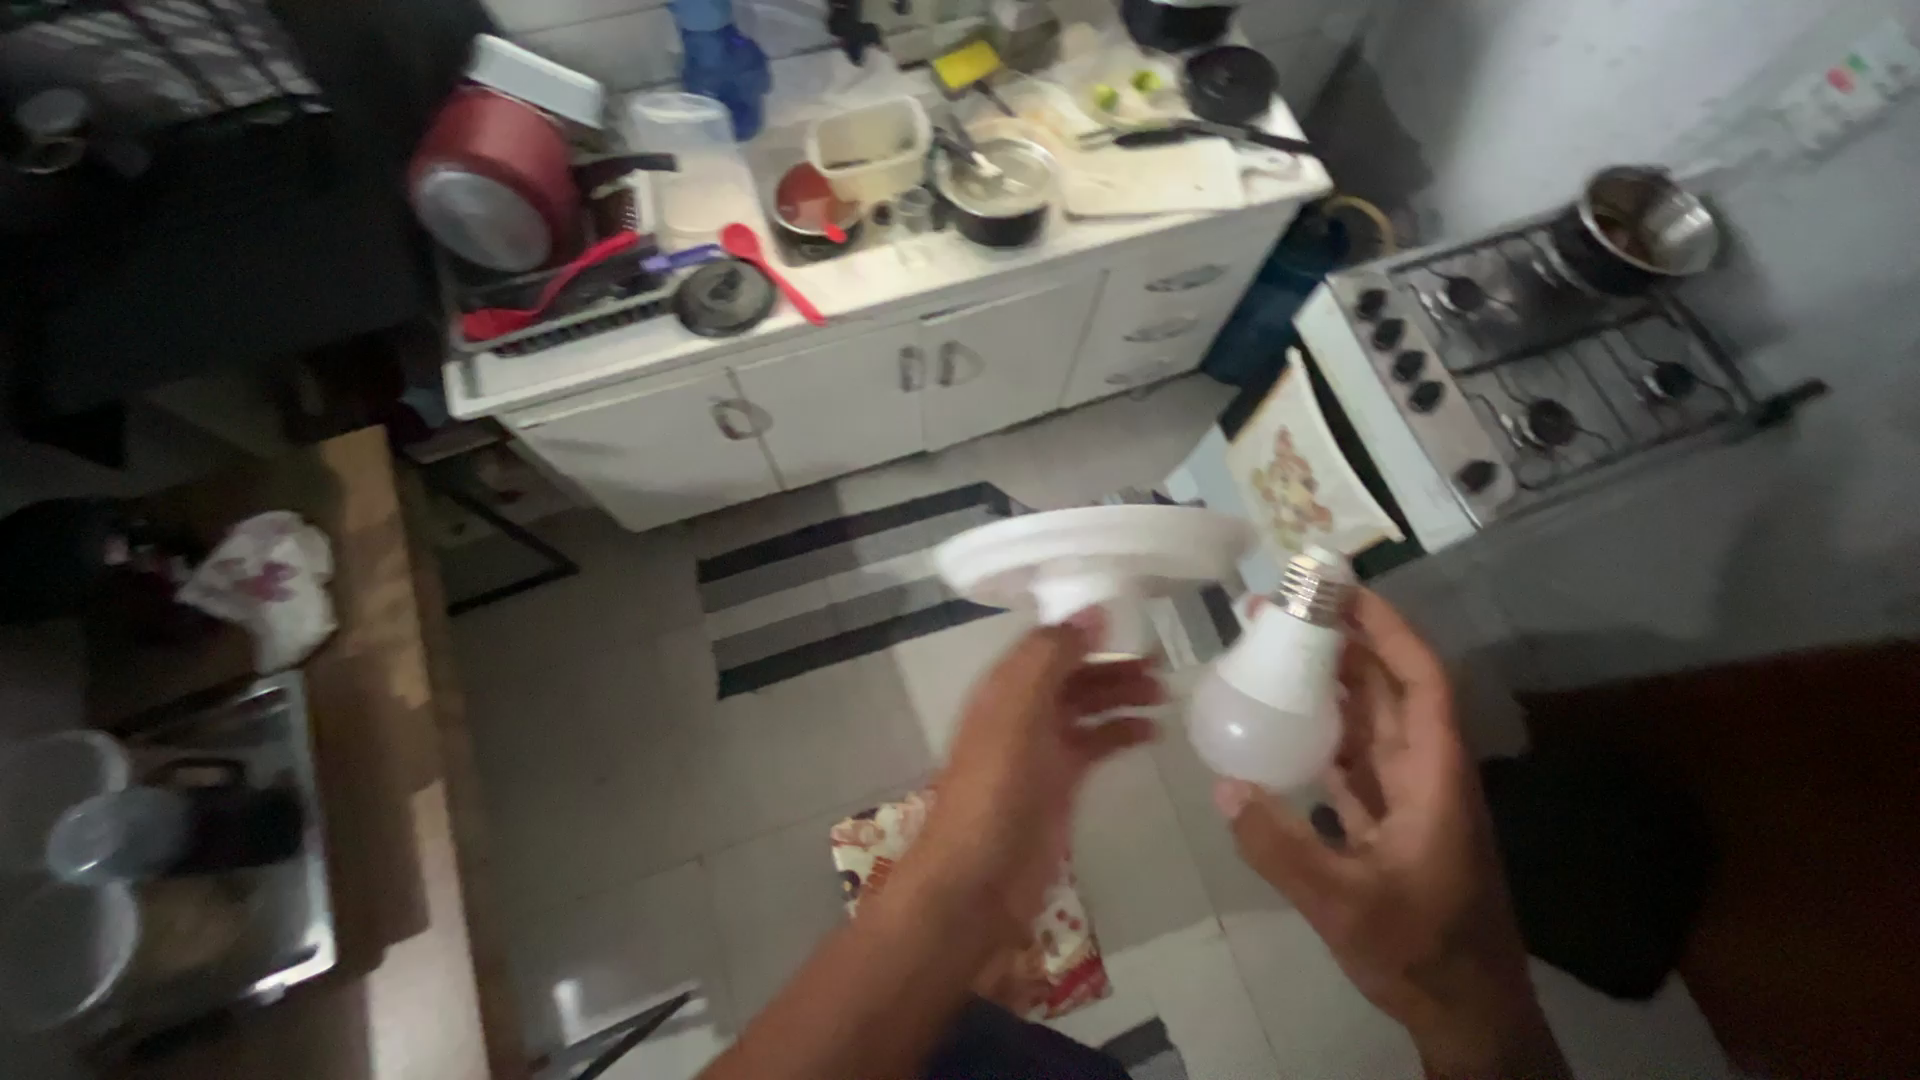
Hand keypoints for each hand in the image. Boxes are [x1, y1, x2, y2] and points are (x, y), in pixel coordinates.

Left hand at [907, 611, 1162, 931]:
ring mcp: (1040, 748)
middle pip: (1071, 674)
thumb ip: (1051, 657)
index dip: (1086, 629)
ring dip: (1121, 695)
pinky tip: (1153, 733)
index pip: (1048, 643)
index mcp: (1004, 687)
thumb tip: (1094, 608)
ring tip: (1164, 693)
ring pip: (1086, 707)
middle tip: (1162, 663)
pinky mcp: (1060, 784)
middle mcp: (1021, 710)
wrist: (977, 881)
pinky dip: (1121, 734)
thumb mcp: (1017, 713)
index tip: (1134, 620)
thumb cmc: (995, 790)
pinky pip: (1095, 745)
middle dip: (1111, 663)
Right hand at [1215, 591, 1565, 1076]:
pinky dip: (1320, 728)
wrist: (1465, 1012)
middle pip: (1387, 687)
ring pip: (1368, 717)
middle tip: (1279, 612)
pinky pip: (1352, 755)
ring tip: (1272, 650)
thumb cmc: (1421, 951)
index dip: (1386, 630)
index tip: (1338, 593)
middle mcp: (1423, 771)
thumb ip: (1281, 847)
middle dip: (1340, 641)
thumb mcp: (1346, 904)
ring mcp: (1406, 795)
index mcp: (1434, 776)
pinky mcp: (1387, 818)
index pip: (1420, 680)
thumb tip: (1222, 784)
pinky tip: (1281, 720)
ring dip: (1327, 680)